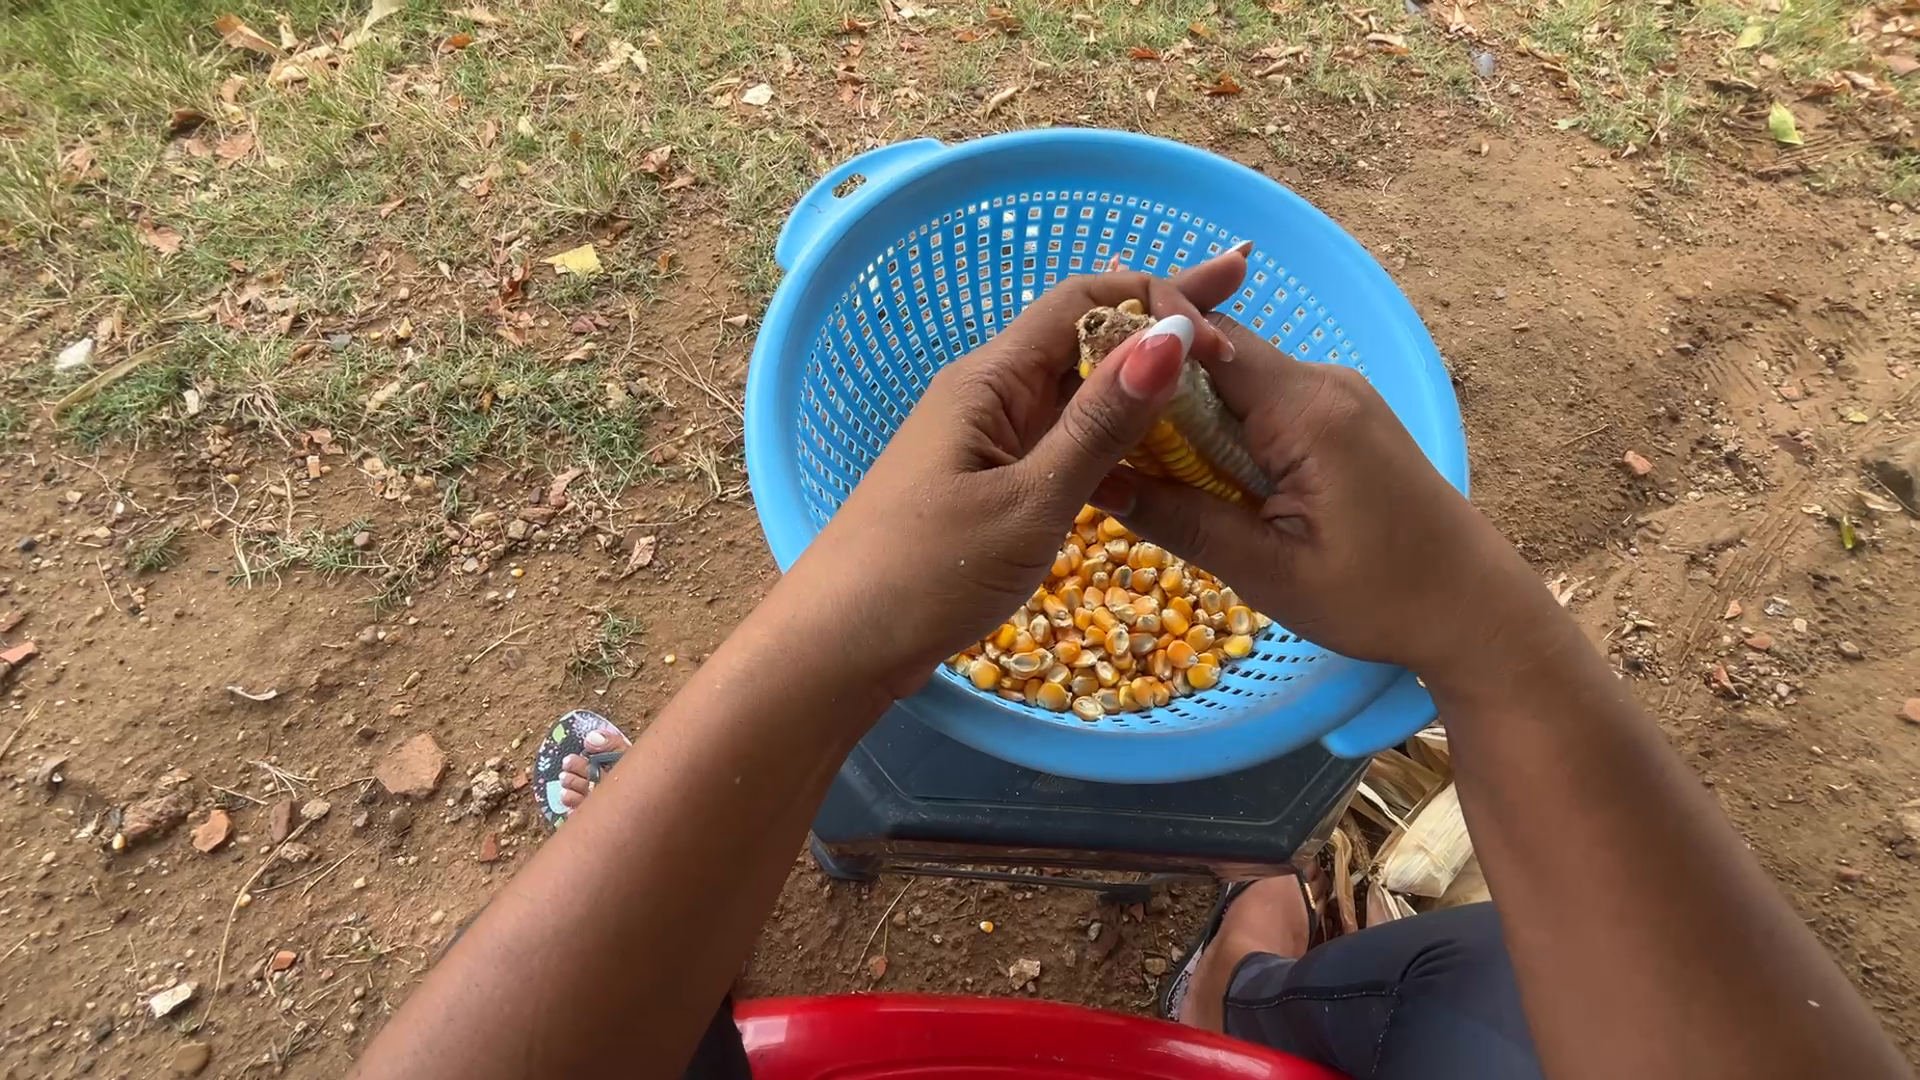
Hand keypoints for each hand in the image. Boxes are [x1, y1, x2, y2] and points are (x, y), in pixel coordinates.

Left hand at [777, 250, 1249, 700]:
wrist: (843, 642)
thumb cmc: (927, 573)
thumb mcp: (1029, 501)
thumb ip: (1100, 424)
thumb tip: (1172, 336)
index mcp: (989, 380)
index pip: (1083, 300)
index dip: (1157, 301)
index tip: (1222, 343)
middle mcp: (987, 395)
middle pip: (1083, 335)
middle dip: (1160, 313)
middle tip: (1238, 283)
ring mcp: (985, 440)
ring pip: (1074, 391)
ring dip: (1139, 375)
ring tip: (1213, 360)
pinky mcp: (986, 481)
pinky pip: (1058, 439)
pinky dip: (1108, 432)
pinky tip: (1148, 439)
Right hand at [1095, 310, 1555, 680]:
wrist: (1475, 612)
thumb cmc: (1377, 598)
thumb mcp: (1264, 569)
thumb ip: (1178, 520)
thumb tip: (1094, 481)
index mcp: (1308, 409)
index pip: (1205, 342)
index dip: (1140, 352)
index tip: (1083, 383)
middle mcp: (1323, 383)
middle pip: (1213, 357)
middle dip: (1151, 389)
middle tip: (1094, 432)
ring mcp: (1335, 398)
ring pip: (1232, 382)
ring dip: (1180, 415)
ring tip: (1131, 457)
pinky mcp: (1338, 421)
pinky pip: (1259, 406)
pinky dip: (1215, 431)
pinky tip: (1192, 470)